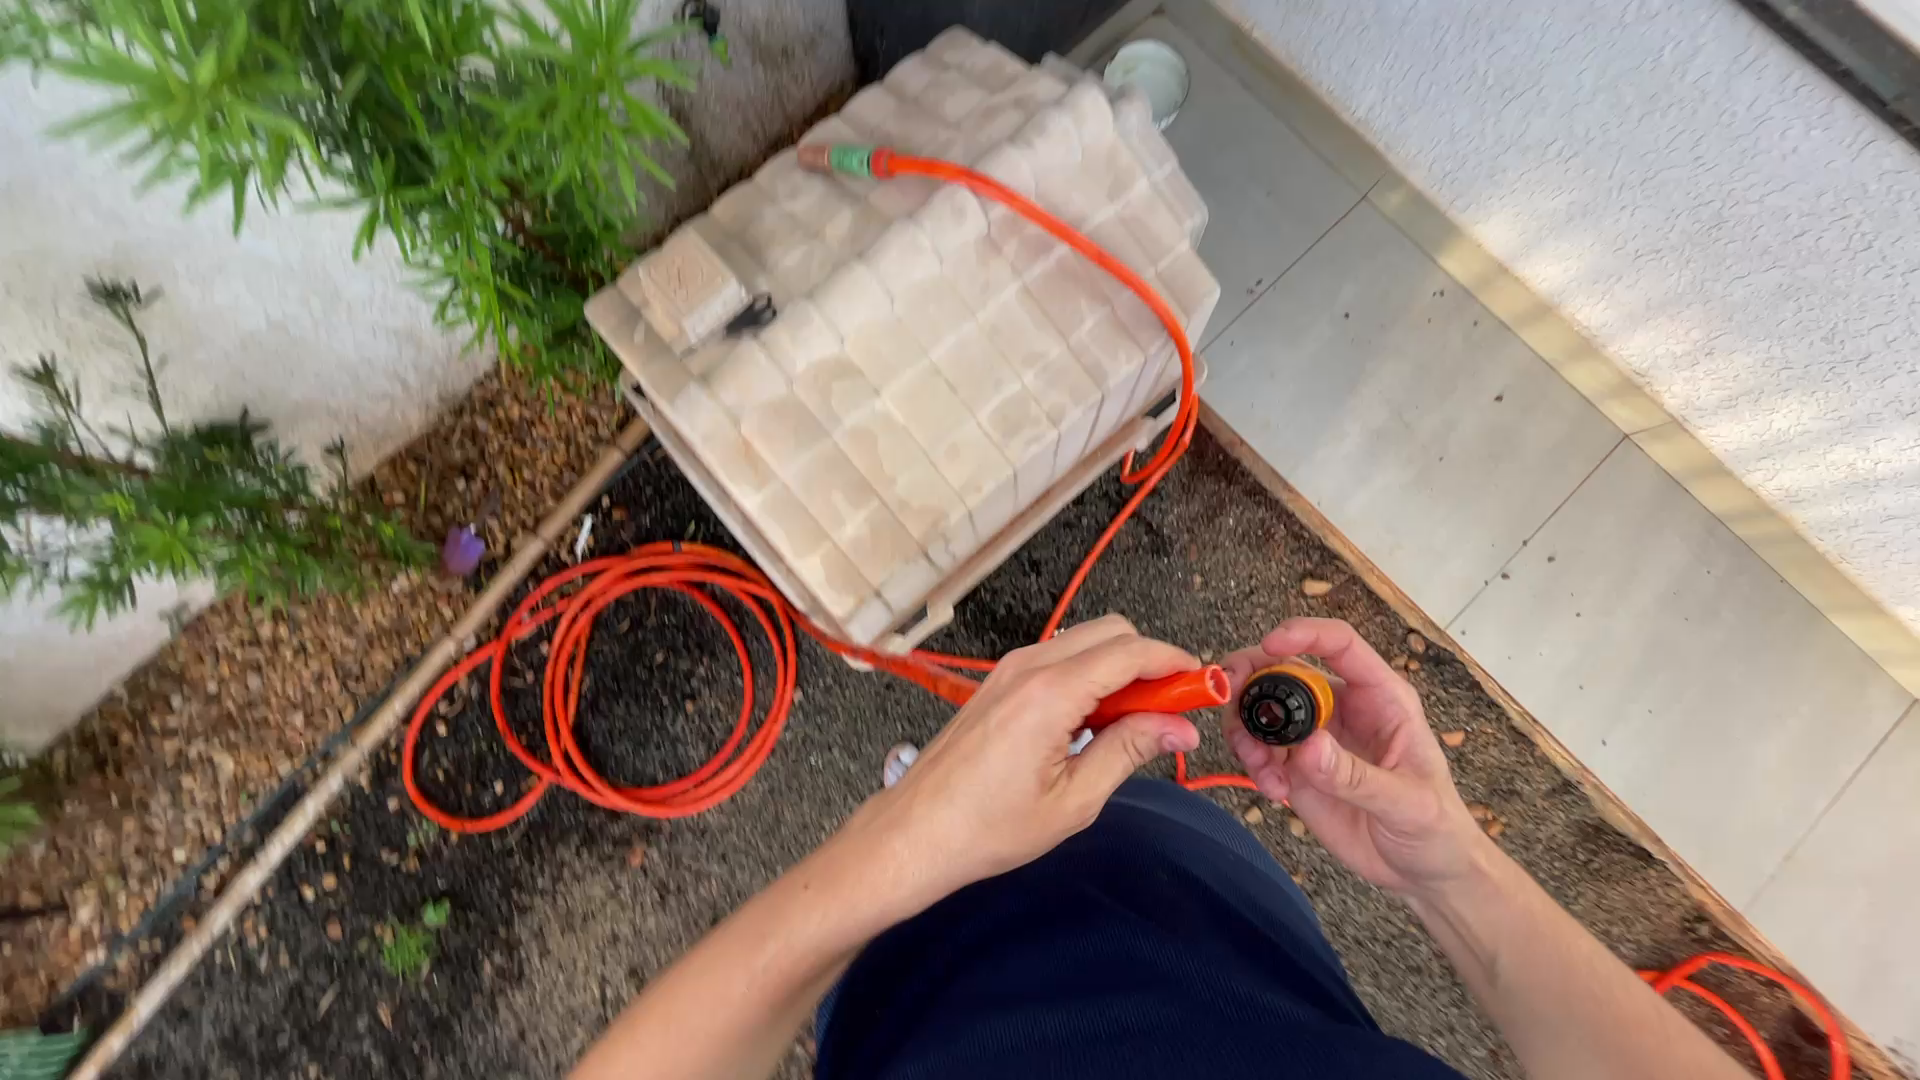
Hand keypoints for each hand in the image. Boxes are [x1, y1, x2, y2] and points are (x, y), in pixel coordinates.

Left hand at [839, 614, 1203, 913]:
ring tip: (1130, 724)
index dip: (1175, 663)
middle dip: (1149, 662)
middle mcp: (1029, 666)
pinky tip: (1090, 722)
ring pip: (1083, 642)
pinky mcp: (999, 681)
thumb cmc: (990, 827)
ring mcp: (1009, 669)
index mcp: (1050, 692)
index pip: (1130, 651)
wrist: (916, 832)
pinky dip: (1088, 676)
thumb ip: (1130, 750)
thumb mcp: (1074, 800)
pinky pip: (1058, 659)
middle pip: (1110, 632)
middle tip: (1168, 711)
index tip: (1202, 686)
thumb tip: (1179, 727)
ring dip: (1118, 669)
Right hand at [1221, 618, 1486, 897]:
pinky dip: (1250, 761)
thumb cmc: (1435, 829)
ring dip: (1244, 727)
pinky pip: (1256, 746)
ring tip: (1258, 765)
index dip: (1303, 634)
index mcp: (1378, 697)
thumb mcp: (1407, 804)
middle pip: (1282, 667)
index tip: (1268, 645)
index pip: (1339, 644)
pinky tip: (1271, 789)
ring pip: (1259, 704)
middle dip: (1248, 676)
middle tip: (1226, 699)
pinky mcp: (1292, 763)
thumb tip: (1307, 746)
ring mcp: (1312, 733)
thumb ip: (1355, 776)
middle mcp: (1338, 705)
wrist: (1421, 872)